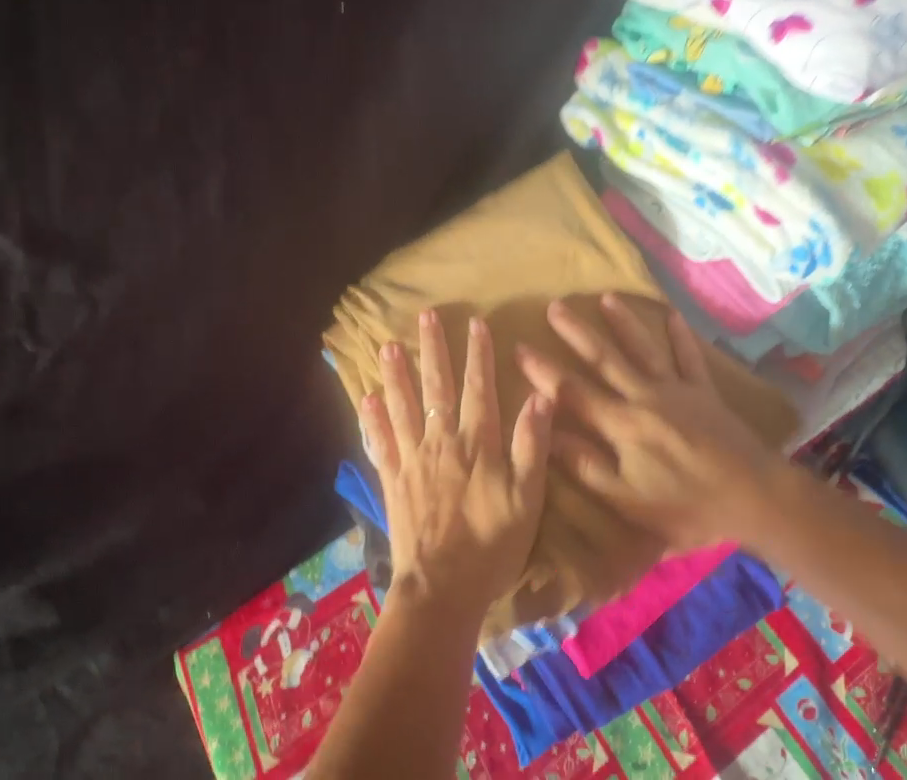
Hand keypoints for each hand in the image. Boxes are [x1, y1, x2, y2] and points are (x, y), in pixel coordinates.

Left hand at [359, 310, 552, 619]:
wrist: (443, 589)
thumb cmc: (493, 546)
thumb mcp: (527, 499)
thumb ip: (531, 446)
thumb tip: (540, 397)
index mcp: (477, 444)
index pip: (479, 388)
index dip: (478, 355)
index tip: (476, 323)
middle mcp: (441, 443)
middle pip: (436, 387)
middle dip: (433, 349)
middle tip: (426, 316)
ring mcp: (412, 461)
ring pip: (403, 407)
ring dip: (396, 374)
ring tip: (388, 345)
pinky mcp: (392, 481)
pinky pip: (379, 443)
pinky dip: (372, 420)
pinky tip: (366, 399)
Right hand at [516, 295, 790, 551]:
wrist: (754, 496)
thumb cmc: (686, 506)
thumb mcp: (627, 498)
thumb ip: (585, 465)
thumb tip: (545, 434)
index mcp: (621, 425)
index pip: (572, 393)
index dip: (543, 371)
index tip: (518, 347)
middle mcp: (644, 397)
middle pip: (605, 359)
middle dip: (577, 333)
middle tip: (554, 306)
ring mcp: (677, 390)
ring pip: (643, 349)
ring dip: (623, 322)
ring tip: (605, 298)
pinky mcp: (704, 392)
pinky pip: (689, 357)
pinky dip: (680, 336)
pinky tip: (671, 315)